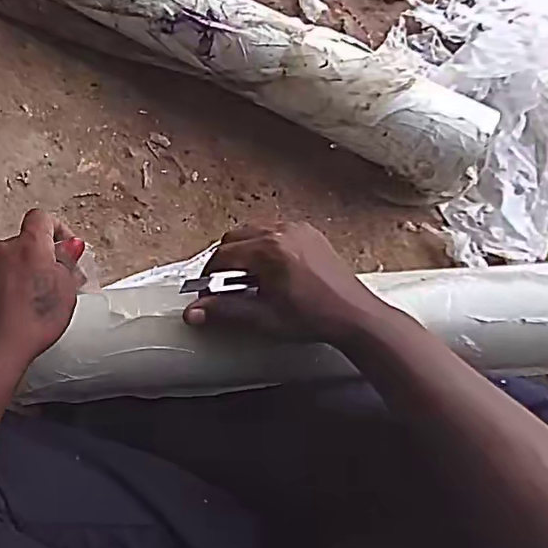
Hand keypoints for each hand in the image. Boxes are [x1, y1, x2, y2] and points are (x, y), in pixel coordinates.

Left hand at [0, 209, 83, 380]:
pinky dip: (2, 281)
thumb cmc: (31, 321)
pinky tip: (12, 297)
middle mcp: (3, 249)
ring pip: (9, 259)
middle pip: (26, 241)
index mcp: (29, 244)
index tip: (68, 248)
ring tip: (36, 296)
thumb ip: (67, 261)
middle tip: (58, 279)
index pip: (43, 219)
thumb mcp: (67, 289)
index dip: (59, 231)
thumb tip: (70, 247)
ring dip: (22, 270)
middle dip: (43, 256)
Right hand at [183, 221, 402, 344]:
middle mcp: (283, 232)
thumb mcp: (262, 316)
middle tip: (226, 287)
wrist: (354, 316)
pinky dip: (264, 248)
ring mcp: (298, 230)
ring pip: (254, 233)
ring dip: (244, 253)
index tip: (207, 293)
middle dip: (225, 262)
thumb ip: (224, 310)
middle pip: (235, 239)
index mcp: (270, 250)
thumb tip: (194, 311)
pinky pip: (275, 233)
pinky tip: (270, 273)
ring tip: (250, 282)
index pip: (223, 256)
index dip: (210, 276)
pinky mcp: (310, 234)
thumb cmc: (314, 317)